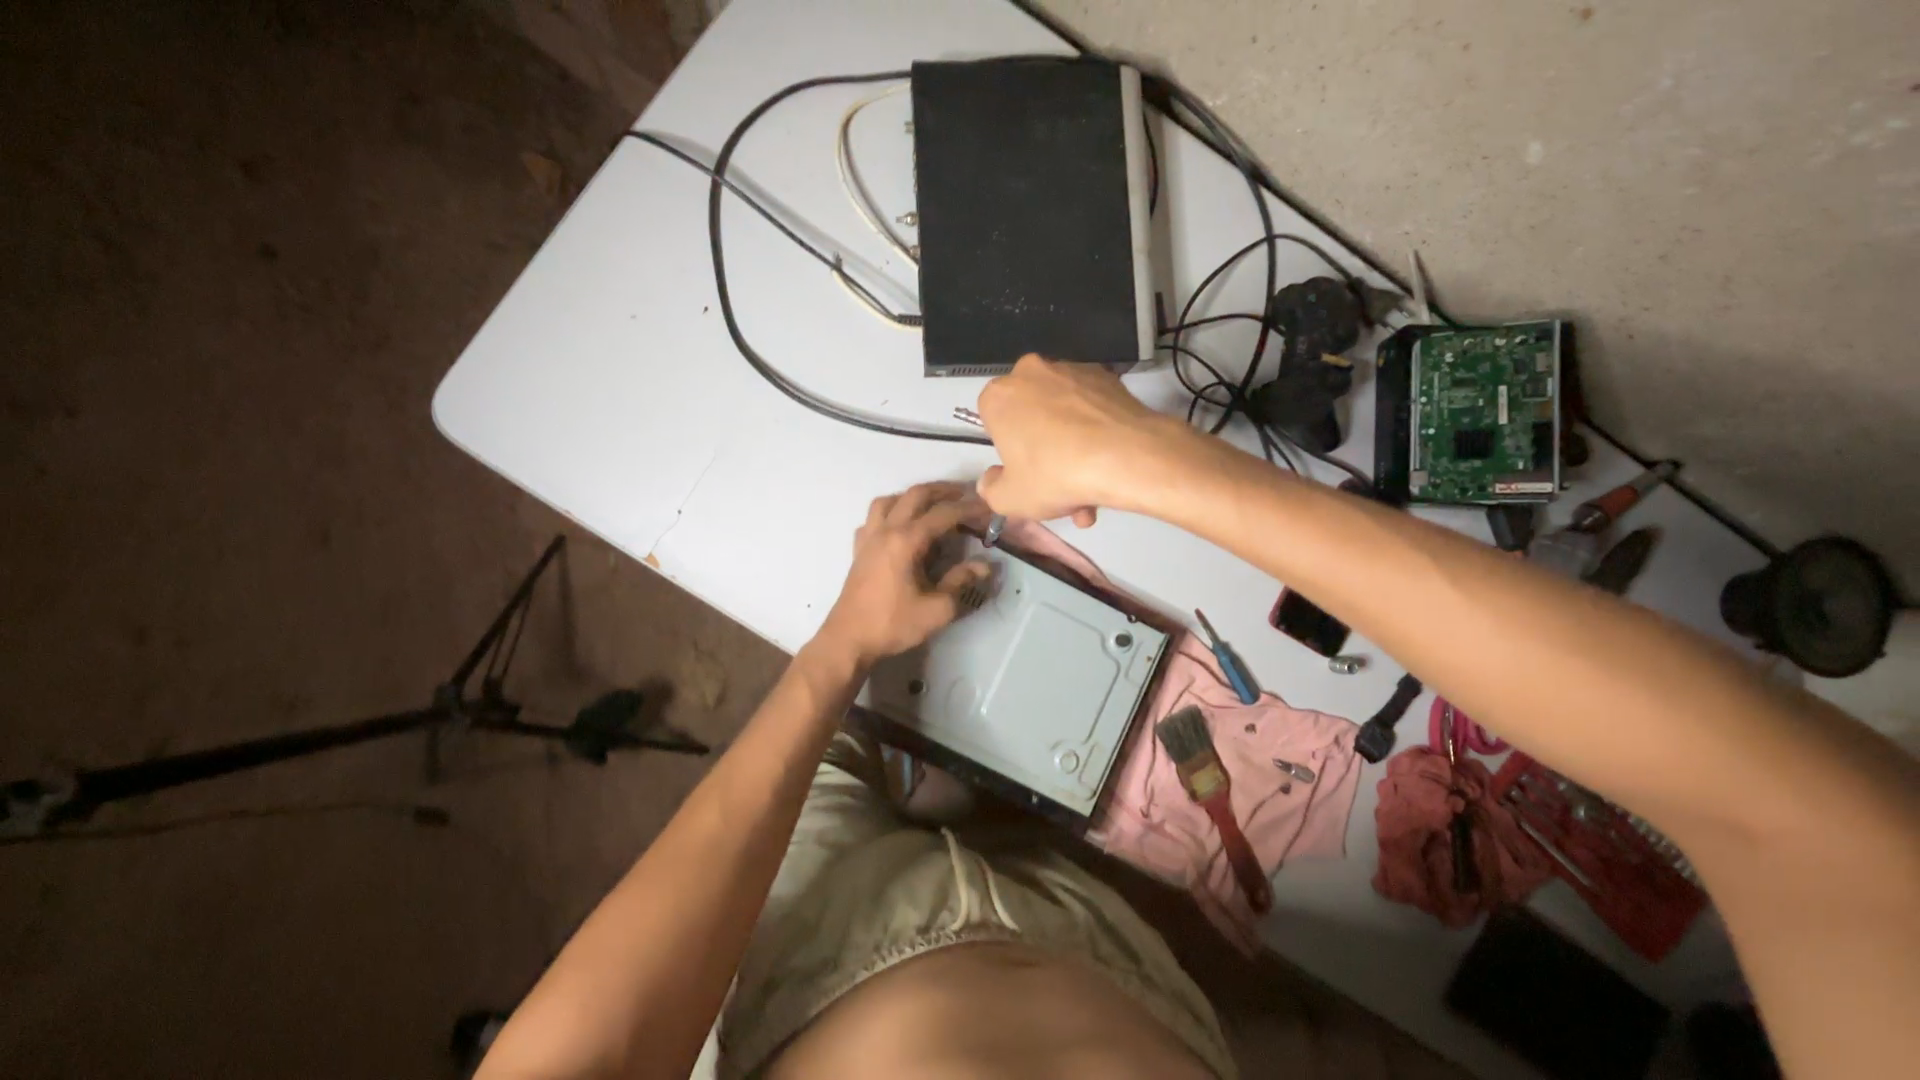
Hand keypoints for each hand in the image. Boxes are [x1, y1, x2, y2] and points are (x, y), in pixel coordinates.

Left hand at [814, 482, 991, 667]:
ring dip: (913, 497)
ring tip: (932, 506)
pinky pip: (873, 518)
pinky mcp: (859, 550)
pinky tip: (900, 527)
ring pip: (890, 500)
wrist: (848, 640)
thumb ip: (961, 581)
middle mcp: (886, 530)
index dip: (968, 508)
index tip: (988, 508)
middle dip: (943, 491)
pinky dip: (890, 513)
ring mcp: (869, 538)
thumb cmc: (893, 624)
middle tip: (965, 495)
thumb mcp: (937, 608)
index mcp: (906, 540)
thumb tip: (984, 566)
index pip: (943, 514)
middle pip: (915, 495)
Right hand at [974, 354, 1191, 526]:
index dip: (1008, 450)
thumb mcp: (1010, 500)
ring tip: (1091, 493)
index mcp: (1000, 395)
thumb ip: (991, 490)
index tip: (1025, 471)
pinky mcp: (1108, 376)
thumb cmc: (1055, 475)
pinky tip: (1108, 468)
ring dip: (1073, 449)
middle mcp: (1032, 372)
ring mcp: (1073, 370)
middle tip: (1060, 486)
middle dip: (1044, 451)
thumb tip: (992, 479)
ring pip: (1064, 415)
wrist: (1126, 457)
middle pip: (1031, 416)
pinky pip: (1092, 409)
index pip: (992, 419)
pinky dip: (1096, 433)